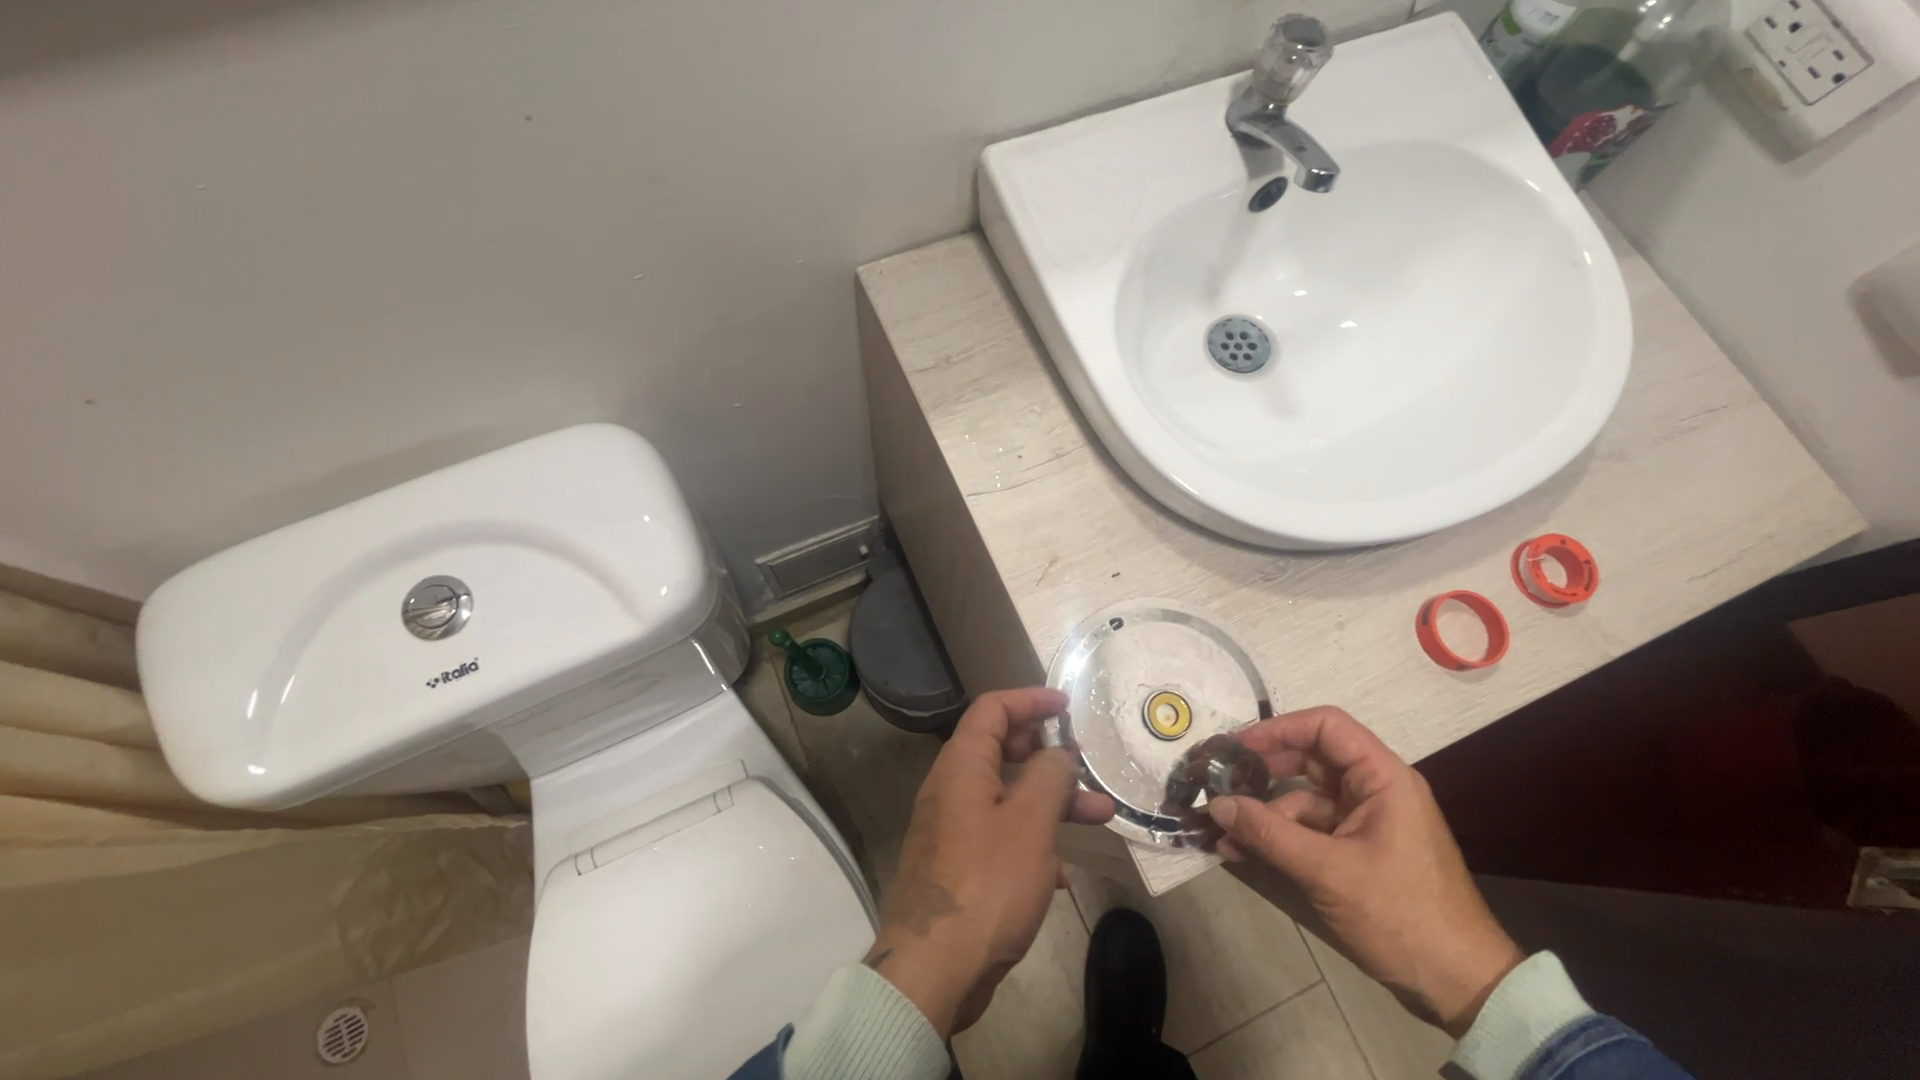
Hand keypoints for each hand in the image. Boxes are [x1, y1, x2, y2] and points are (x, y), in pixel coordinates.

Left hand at [864, 687, 1114, 1036]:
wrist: (935, 968)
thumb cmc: (987, 883)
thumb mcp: (1030, 822)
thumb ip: (1049, 776)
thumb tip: (1058, 753)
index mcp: (961, 768)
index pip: (991, 710)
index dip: (1029, 700)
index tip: (1066, 706)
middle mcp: (951, 791)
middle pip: (1000, 751)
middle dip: (1048, 754)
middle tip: (1084, 761)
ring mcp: (951, 831)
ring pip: (1007, 798)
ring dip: (1051, 802)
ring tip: (1100, 816)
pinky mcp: (958, 868)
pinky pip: (1000, 838)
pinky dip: (1033, 841)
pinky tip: (1062, 873)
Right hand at [1205, 707, 1521, 1037]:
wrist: (1459, 984)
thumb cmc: (1400, 914)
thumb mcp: (1327, 871)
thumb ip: (1268, 833)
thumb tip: (1216, 804)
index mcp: (1383, 778)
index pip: (1326, 726)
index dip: (1278, 729)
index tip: (1236, 746)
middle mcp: (1376, 790)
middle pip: (1311, 759)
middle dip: (1264, 770)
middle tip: (1219, 780)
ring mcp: (1368, 822)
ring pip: (1306, 798)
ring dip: (1265, 812)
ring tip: (1223, 830)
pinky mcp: (1359, 851)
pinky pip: (1311, 830)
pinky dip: (1279, 837)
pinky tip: (1242, 852)